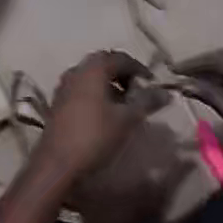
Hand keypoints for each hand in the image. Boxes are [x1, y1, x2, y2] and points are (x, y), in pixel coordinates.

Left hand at [32, 51, 163, 182]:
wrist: (57, 165)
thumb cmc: (95, 136)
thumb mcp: (127, 119)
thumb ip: (147, 101)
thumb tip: (165, 93)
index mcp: (93, 69)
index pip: (120, 57)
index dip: (139, 68)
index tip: (152, 83)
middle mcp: (75, 72)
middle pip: (103, 64)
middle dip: (122, 74)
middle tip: (137, 91)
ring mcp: (63, 87)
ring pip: (90, 77)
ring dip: (108, 85)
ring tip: (124, 104)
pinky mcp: (57, 104)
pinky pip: (81, 90)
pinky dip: (96, 94)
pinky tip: (105, 114)